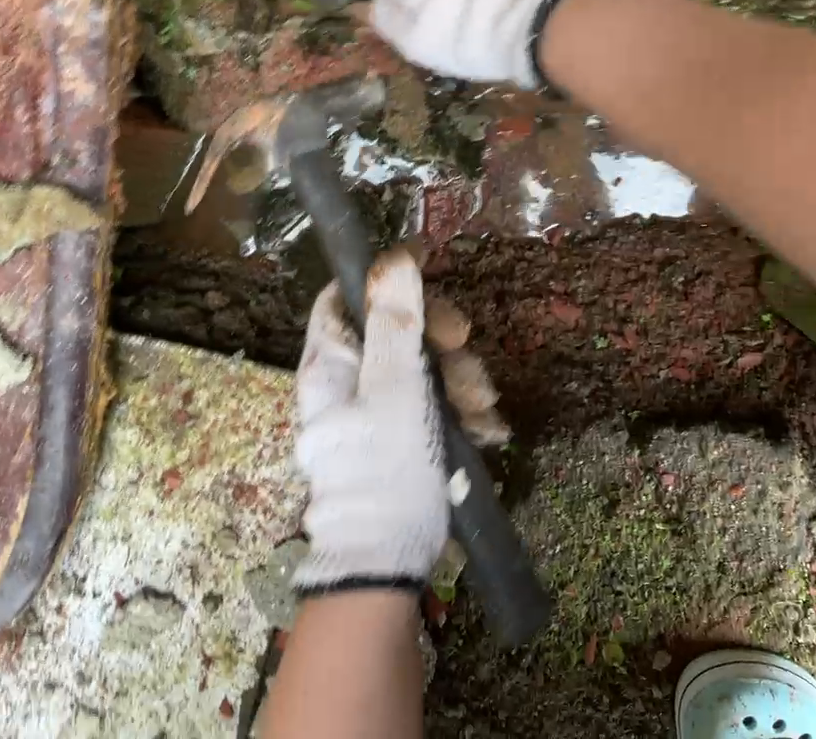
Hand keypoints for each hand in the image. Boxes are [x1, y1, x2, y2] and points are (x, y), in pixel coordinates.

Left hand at [292, 250, 448, 591]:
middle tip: (466, 353)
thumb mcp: (396, 389)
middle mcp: (346, 381)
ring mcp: (373, 410)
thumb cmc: (385, 469)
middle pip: (395, 330)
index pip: (345, 299)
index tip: (428, 287)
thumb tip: (392, 257)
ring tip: (482, 411)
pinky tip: (484, 431)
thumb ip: (396, 323)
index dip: (385, 285)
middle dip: (440, 342)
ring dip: (460, 381)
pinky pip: (431, 405)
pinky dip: (459, 412)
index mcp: (330, 363)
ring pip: (421, 368)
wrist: (388, 559)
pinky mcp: (399, 437)